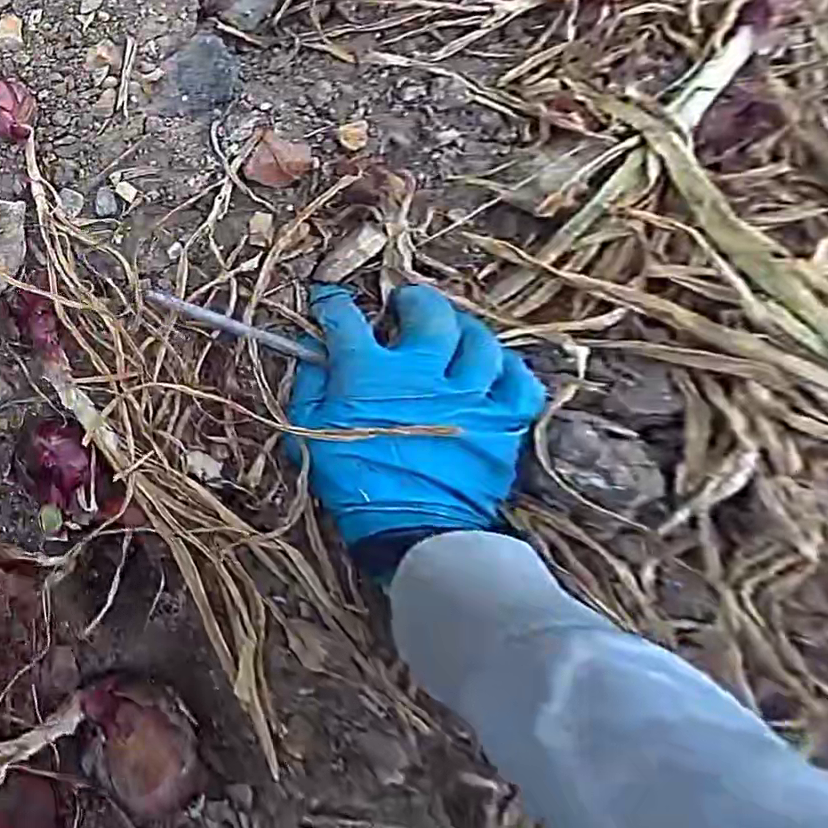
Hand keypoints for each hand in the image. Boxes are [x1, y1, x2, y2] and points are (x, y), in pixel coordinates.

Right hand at [288, 284, 544, 545]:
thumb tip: (313, 353)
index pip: (345, 318)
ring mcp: (469, 394)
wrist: (414, 529)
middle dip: (412, 298)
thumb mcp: (308, 431)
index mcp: (368, 372)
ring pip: (478, 339)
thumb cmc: (352, 479)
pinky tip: (490, 366)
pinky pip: (519, 379)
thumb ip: (309, 385)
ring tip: (447, 331)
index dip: (332, 301)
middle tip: (402, 304)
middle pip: (428, 312)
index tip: (328, 298)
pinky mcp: (503, 420)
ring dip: (460, 327)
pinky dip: (506, 367)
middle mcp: (422, 371)